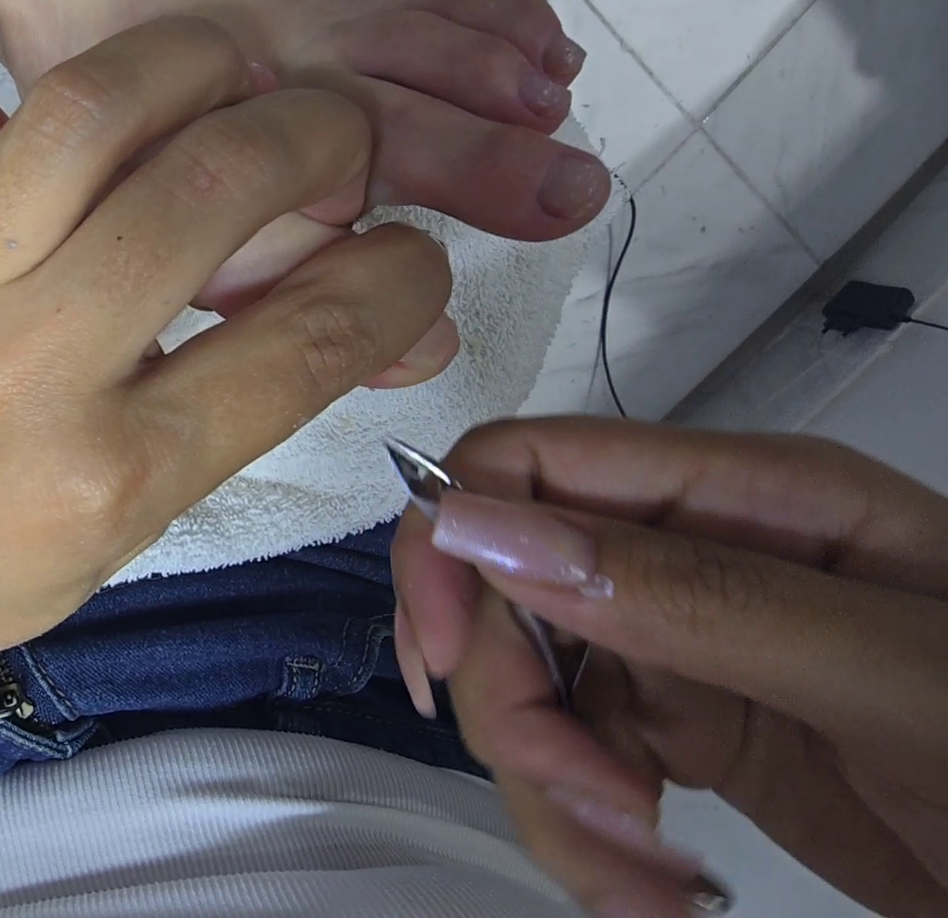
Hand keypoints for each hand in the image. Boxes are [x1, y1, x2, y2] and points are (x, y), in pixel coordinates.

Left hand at [0, 20, 450, 782]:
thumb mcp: (138, 526)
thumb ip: (255, 412)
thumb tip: (376, 314)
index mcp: (111, 469)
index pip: (299, 344)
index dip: (394, 281)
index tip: (411, 257)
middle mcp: (27, 367)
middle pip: (205, 195)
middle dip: (315, 139)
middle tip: (334, 142)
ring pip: (72, 120)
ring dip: (181, 65)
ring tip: (226, 77)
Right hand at [390, 418, 947, 916]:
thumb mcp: (900, 680)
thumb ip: (689, 592)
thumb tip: (470, 526)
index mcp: (730, 496)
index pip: (518, 465)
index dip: (448, 541)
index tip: (442, 654)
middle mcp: (672, 552)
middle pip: (495, 589)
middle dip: (509, 698)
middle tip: (581, 800)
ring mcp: (662, 638)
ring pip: (512, 679)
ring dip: (545, 783)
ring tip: (640, 884)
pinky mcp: (661, 722)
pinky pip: (555, 748)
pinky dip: (574, 822)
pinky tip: (647, 885)